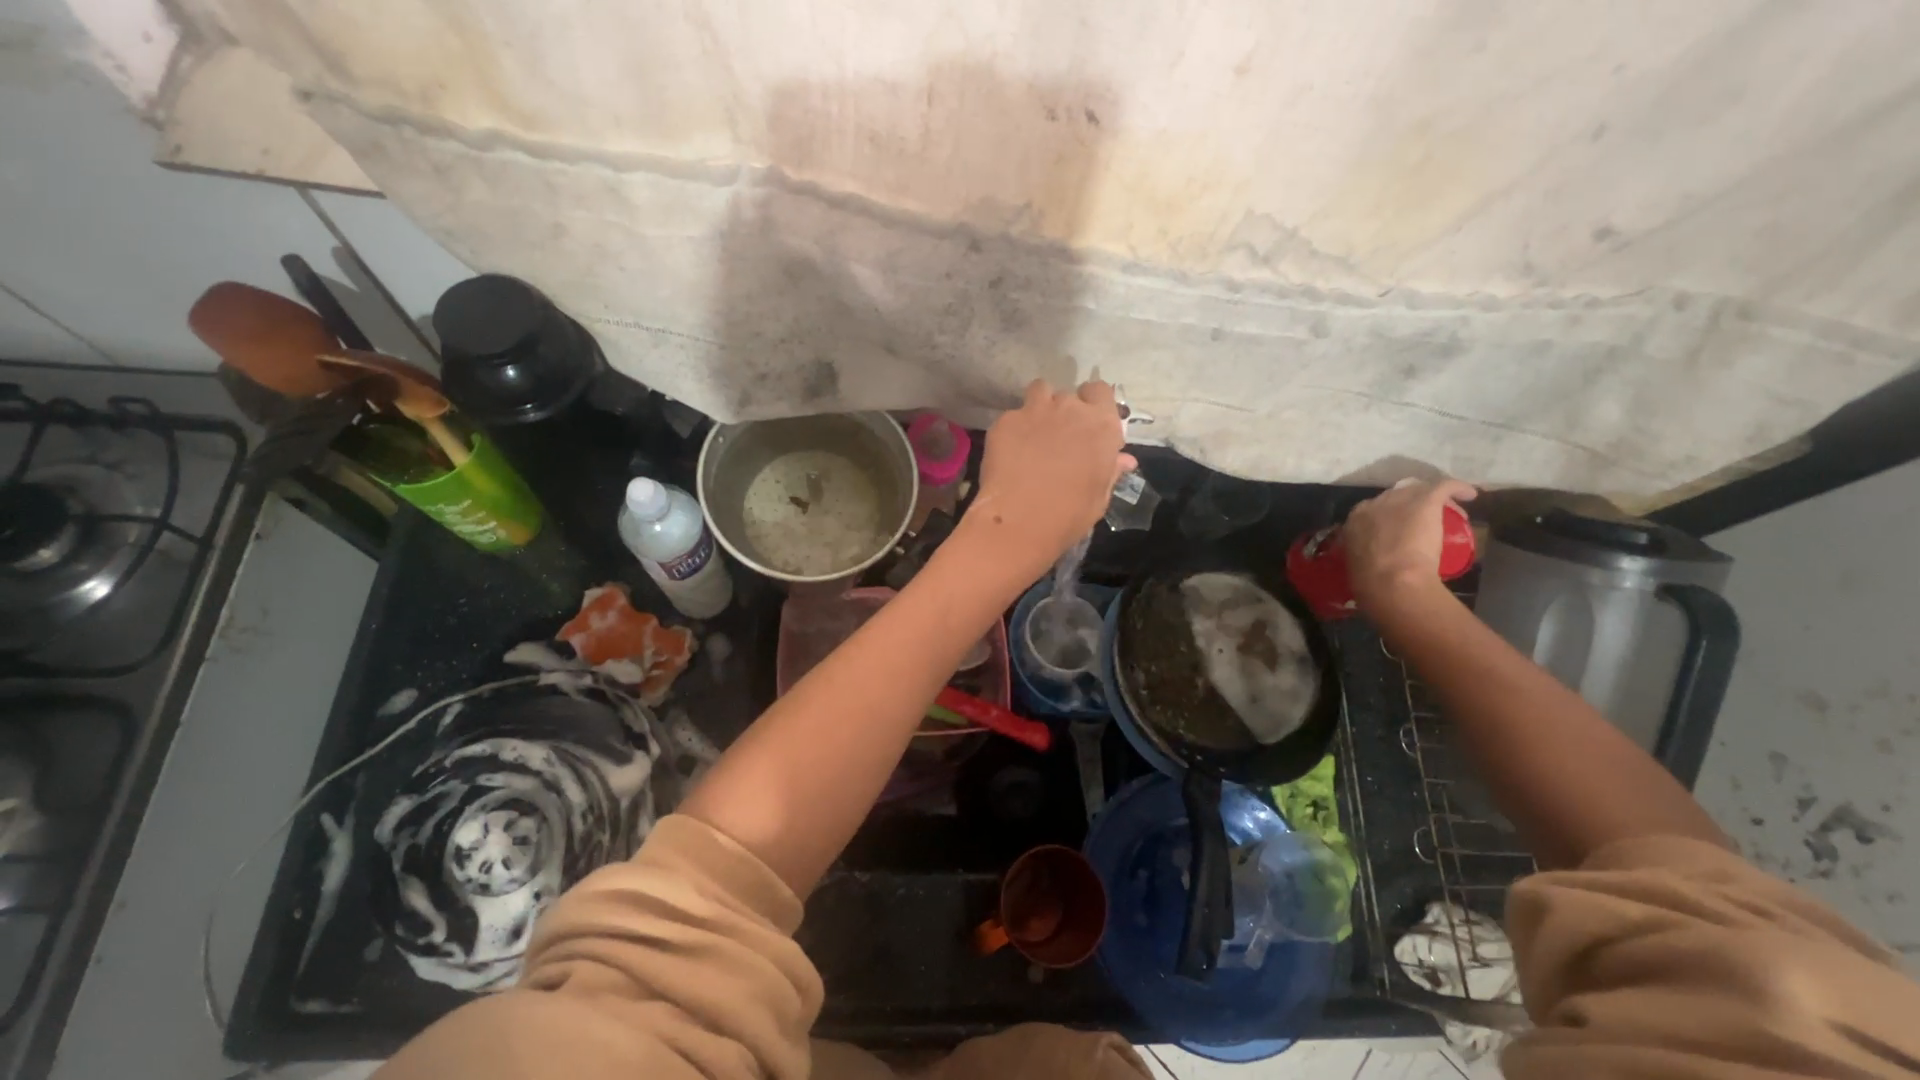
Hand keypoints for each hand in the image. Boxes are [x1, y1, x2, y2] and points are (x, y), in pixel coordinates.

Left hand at [964, 379, 1136, 577]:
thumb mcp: (1099, 496)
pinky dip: (1014, 429)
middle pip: (1069, 395)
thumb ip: (1111, 470)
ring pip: (1040, 391)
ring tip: (1035, 433)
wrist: (1020, 520)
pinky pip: (1013, 415)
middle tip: (1061, 438)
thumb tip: (1124, 460)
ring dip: (1041, 407)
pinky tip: (1010, 452)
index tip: (1090, 423)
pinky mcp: (1005, 420)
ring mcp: (1035, 410)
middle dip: (1066, 411)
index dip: (1095, 404)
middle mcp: (1070, 408)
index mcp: (1101, 425)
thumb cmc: (1070, 514)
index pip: (1101, 391)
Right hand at [1344, 478, 1476, 613]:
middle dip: (1410, 506)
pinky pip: (1444, 486)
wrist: (1391, 582)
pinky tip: (1470, 494)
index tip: (1400, 528)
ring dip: (1434, 499)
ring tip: (1449, 511)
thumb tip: (1369, 564)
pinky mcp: (1425, 499)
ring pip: (1420, 491)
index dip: (1389, 517)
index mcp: (1356, 519)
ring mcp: (1400, 500)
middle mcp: (1375, 503)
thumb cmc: (1372, 582)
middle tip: (1424, 521)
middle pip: (1397, 497)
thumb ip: (1364, 556)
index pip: (1373, 510)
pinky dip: (1457, 488)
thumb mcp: (1358, 565)